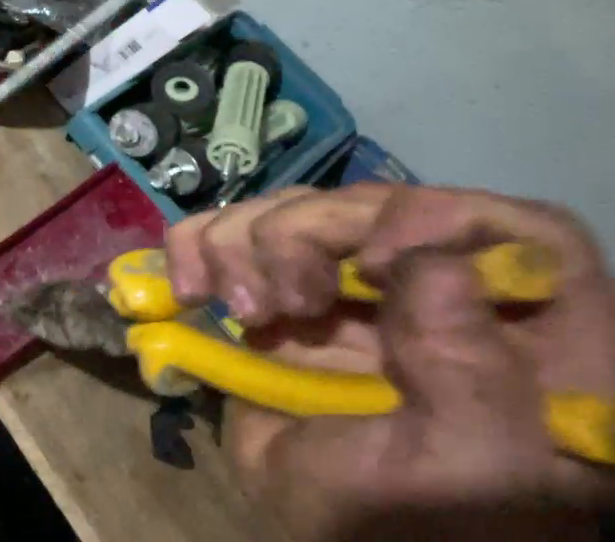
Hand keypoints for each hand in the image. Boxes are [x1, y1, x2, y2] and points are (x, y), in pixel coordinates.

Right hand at [165, 184, 614, 539]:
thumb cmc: (416, 522)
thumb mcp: (467, 467)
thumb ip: (472, 376)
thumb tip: (430, 266)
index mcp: (526, 336)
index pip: (513, 230)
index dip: (441, 220)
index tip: (374, 264)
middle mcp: (435, 296)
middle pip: (370, 205)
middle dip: (305, 235)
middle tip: (283, 301)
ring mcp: (345, 290)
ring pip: (287, 210)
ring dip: (241, 244)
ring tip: (240, 311)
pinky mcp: (269, 291)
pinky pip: (218, 232)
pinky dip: (189, 246)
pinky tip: (188, 289)